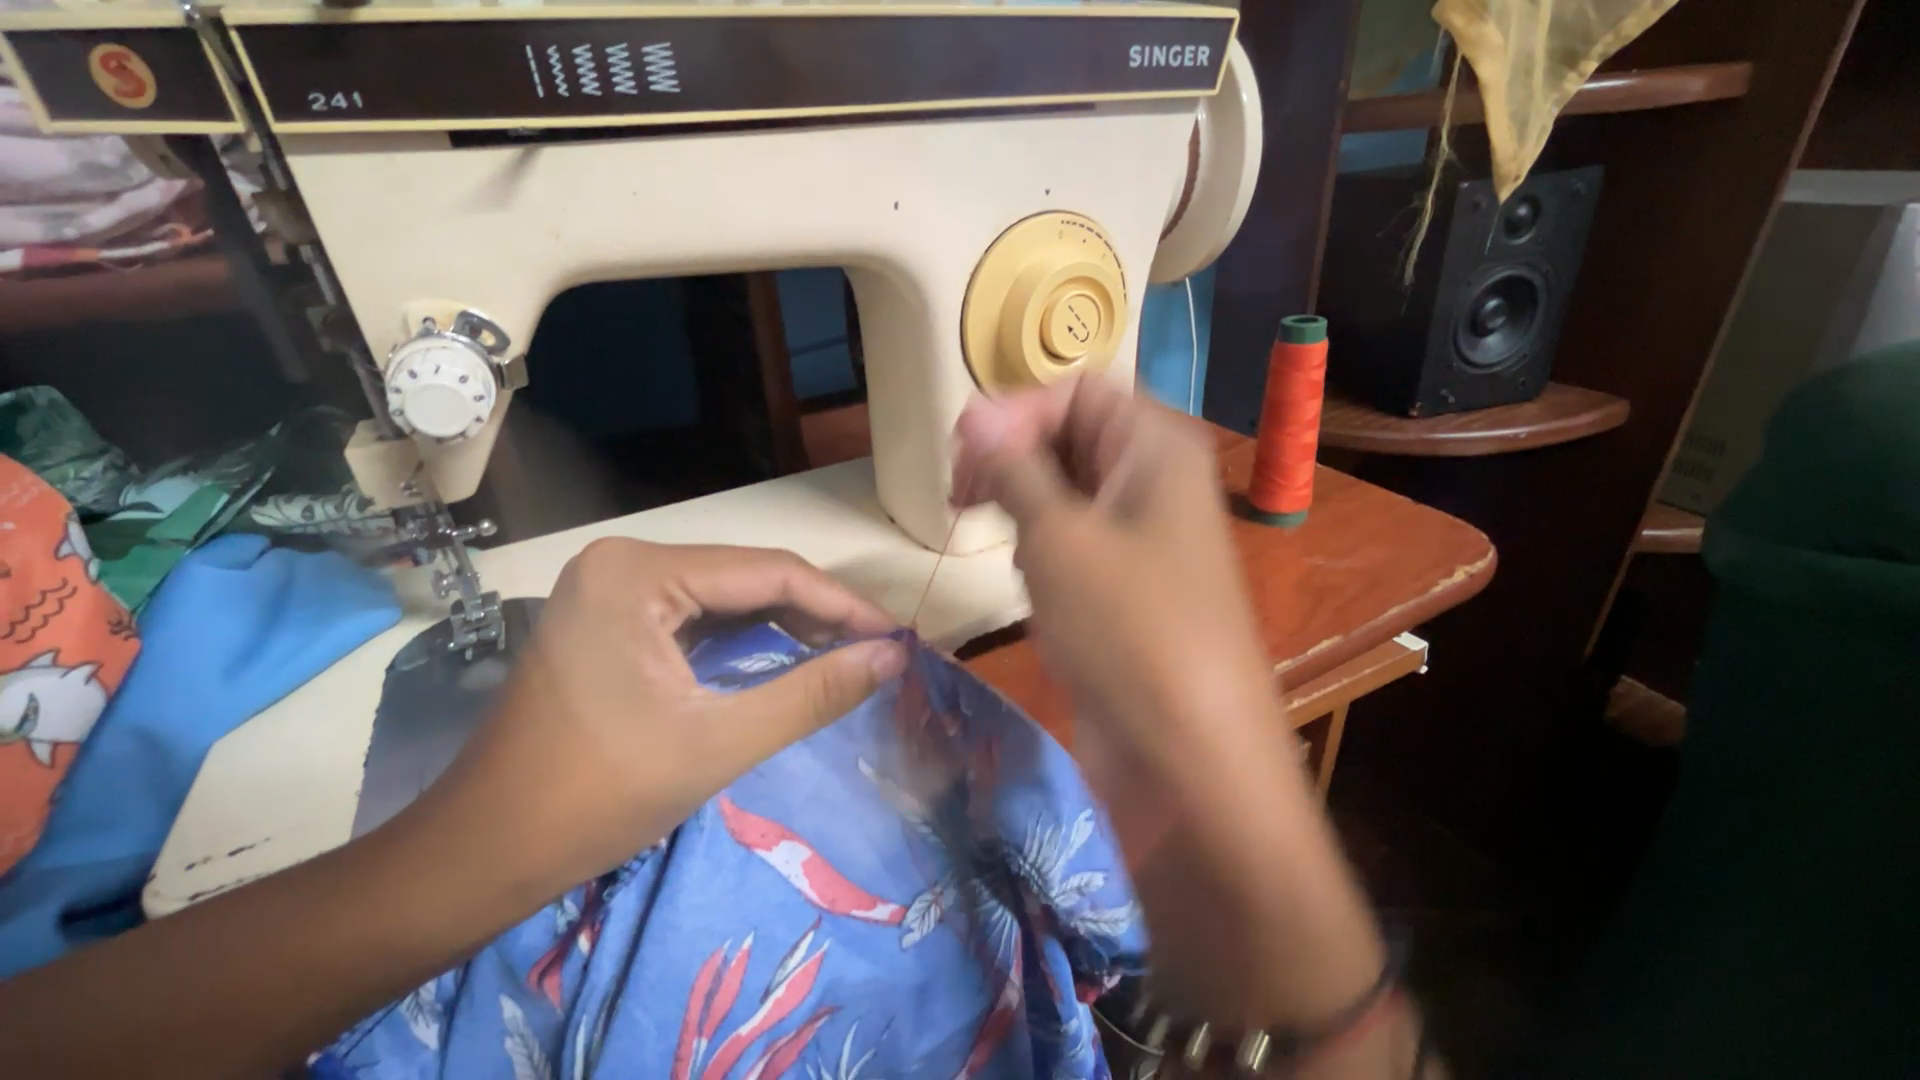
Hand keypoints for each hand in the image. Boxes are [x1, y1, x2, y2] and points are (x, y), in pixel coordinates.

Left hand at [407, 540, 905, 902]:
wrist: (484, 852)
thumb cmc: (597, 796)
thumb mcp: (718, 743)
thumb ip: (812, 693)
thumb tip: (892, 657)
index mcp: (639, 573)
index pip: (769, 572)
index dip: (843, 605)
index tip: (899, 638)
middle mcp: (623, 561)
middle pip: (748, 577)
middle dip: (818, 615)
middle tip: (880, 651)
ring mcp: (611, 589)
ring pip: (725, 596)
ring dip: (787, 625)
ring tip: (849, 656)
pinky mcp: (609, 619)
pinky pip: (696, 616)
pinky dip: (746, 639)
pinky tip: (790, 658)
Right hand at [953, 380, 1389, 1034]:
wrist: (1189, 752)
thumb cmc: (1126, 628)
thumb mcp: (1057, 535)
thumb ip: (1013, 466)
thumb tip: (974, 411)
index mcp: (1155, 446)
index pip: (1075, 391)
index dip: (1014, 413)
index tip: (962, 460)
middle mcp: (1156, 479)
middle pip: (1070, 435)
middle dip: (1011, 457)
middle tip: (960, 500)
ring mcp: (1145, 534)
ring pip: (1067, 489)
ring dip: (1019, 501)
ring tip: (985, 533)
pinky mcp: (1129, 584)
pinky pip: (1076, 537)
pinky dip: (1040, 543)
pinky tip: (1021, 573)